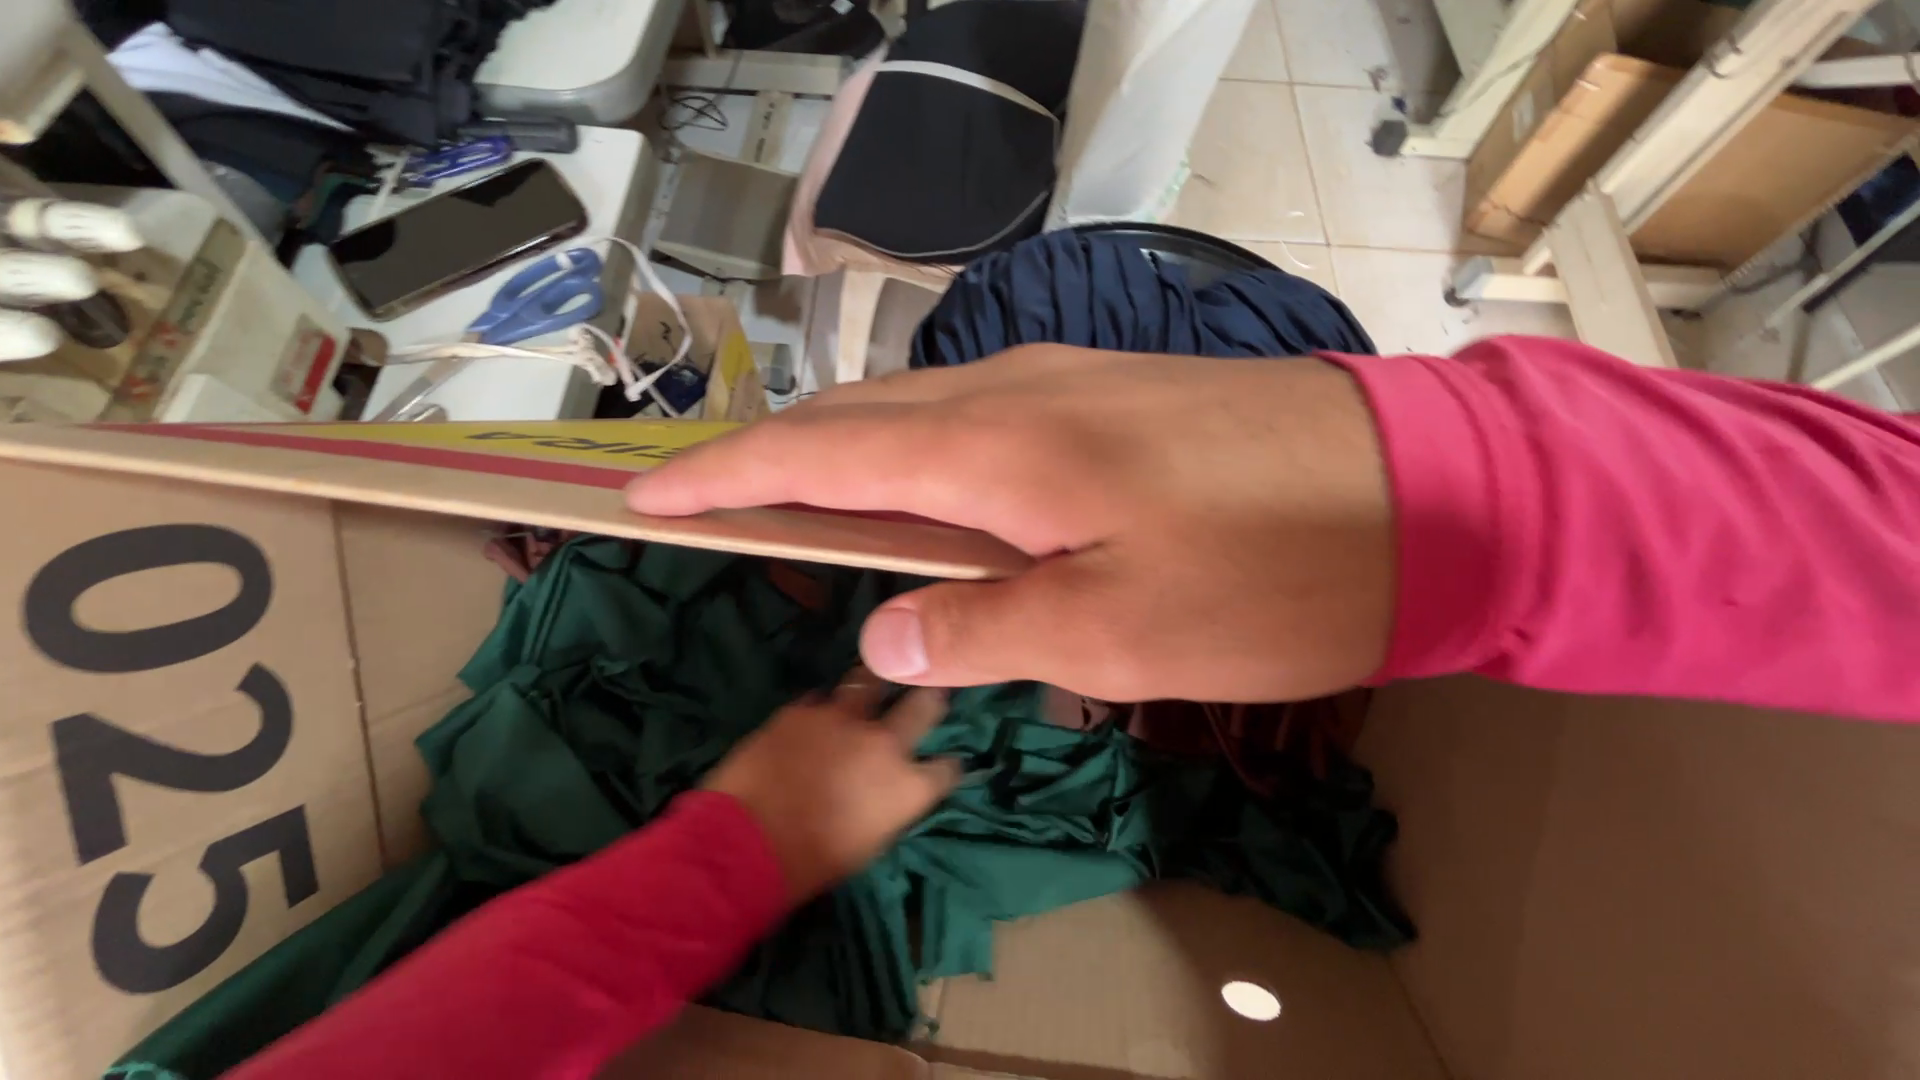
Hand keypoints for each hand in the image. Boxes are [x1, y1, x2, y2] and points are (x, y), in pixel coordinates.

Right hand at [628, 345, 1395, 702]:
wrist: (1424, 489)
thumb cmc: (1273, 574)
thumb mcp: (1120, 632)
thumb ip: (984, 628)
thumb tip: (882, 632)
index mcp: (996, 449)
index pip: (817, 454)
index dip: (724, 475)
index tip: (645, 495)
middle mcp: (1010, 393)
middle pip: (852, 419)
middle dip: (767, 460)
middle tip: (714, 510)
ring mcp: (1060, 382)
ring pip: (911, 413)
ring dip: (843, 457)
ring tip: (804, 512)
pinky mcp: (1104, 395)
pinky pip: (971, 417)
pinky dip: (917, 455)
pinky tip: (928, 498)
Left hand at [703, 674, 958, 901]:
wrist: (747, 844)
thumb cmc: (813, 862)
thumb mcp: (872, 841)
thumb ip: (892, 804)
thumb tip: (893, 791)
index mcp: (908, 786)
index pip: (948, 767)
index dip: (948, 763)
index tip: (945, 762)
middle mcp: (884, 742)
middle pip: (924, 704)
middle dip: (930, 696)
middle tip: (930, 691)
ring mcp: (842, 718)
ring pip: (871, 681)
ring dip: (875, 684)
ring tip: (875, 682)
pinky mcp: (802, 709)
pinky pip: (820, 698)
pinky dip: (822, 708)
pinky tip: (817, 715)